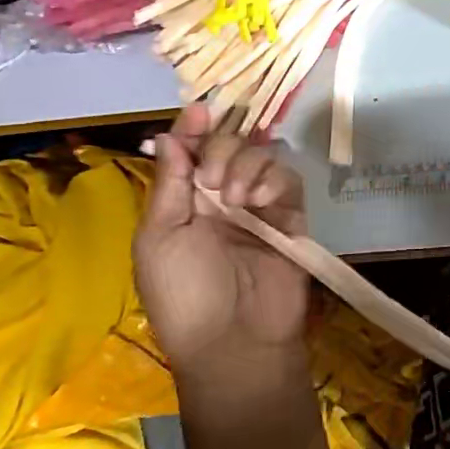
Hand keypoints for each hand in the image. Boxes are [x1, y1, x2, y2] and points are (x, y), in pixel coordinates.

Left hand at [133, 104, 310, 366]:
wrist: (235, 339)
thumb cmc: (184, 293)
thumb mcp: (159, 238)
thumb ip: (170, 183)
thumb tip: (167, 134)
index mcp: (184, 201)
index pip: (191, 151)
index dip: (194, 128)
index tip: (201, 109)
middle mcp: (221, 196)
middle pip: (227, 144)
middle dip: (220, 150)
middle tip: (213, 183)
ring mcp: (259, 205)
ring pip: (260, 155)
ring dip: (246, 166)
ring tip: (238, 200)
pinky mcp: (290, 215)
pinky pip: (287, 178)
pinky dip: (274, 180)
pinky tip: (261, 201)